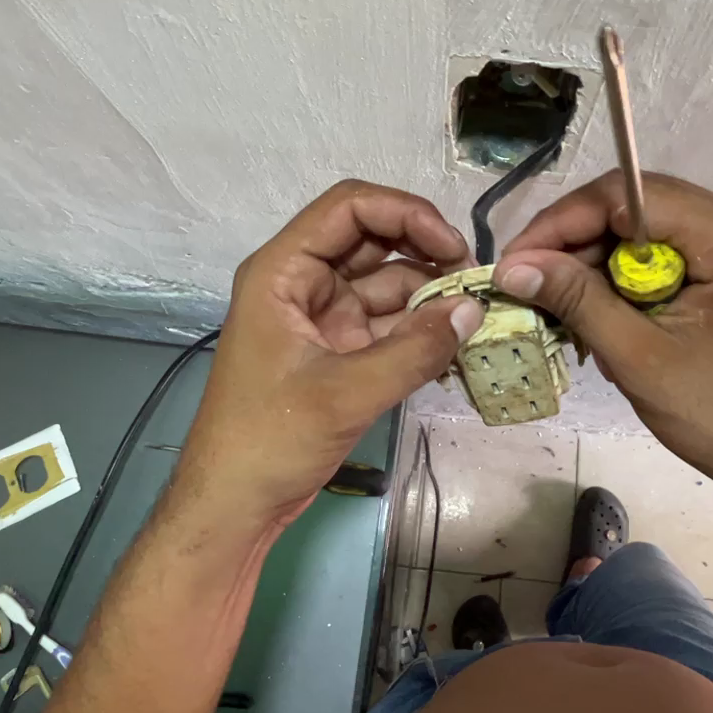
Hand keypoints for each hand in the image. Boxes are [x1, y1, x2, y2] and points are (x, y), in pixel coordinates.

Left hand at [176, 180, 484, 526]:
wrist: (236, 505)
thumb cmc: (270, 439)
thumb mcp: (344, 393)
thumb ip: (414, 351)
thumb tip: (474, 310)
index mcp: (283, 271)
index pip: (349, 208)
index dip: (405, 213)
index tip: (453, 246)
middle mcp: (304, 283)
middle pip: (373, 242)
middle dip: (426, 255)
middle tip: (475, 282)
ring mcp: (324, 318)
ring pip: (387, 286)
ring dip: (429, 299)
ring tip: (477, 318)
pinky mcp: (340, 352)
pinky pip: (389, 326)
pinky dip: (421, 333)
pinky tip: (456, 345)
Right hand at [494, 171, 712, 509]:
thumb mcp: (642, 360)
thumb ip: (578, 301)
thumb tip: (513, 267)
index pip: (627, 195)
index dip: (561, 222)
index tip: (515, 263)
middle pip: (634, 209)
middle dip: (573, 246)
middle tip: (526, 289)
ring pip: (643, 236)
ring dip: (594, 270)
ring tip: (557, 313)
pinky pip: (662, 261)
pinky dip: (622, 287)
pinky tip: (597, 321)